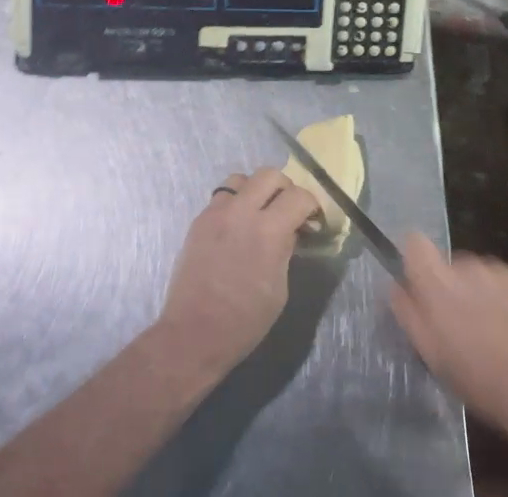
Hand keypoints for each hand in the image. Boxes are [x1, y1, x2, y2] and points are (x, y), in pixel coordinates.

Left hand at [153, 168, 320, 378]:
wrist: (194, 333)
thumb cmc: (245, 320)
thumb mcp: (279, 287)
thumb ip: (286, 249)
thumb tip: (290, 231)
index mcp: (268, 231)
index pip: (300, 196)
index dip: (312, 206)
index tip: (312, 221)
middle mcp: (241, 212)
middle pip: (270, 175)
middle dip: (285, 189)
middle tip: (288, 212)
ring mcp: (216, 213)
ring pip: (241, 179)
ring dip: (256, 191)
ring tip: (259, 214)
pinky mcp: (199, 221)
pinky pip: (222, 197)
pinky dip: (235, 204)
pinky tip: (237, 228)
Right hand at [390, 233, 507, 433]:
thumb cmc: (476, 376)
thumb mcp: (430, 352)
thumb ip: (407, 312)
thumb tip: (397, 287)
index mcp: (437, 282)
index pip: (414, 243)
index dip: (413, 260)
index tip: (417, 285)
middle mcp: (466, 266)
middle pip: (446, 264)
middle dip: (447, 287)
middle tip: (456, 325)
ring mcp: (497, 271)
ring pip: (474, 275)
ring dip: (473, 293)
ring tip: (486, 331)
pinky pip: (498, 282)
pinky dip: (497, 298)